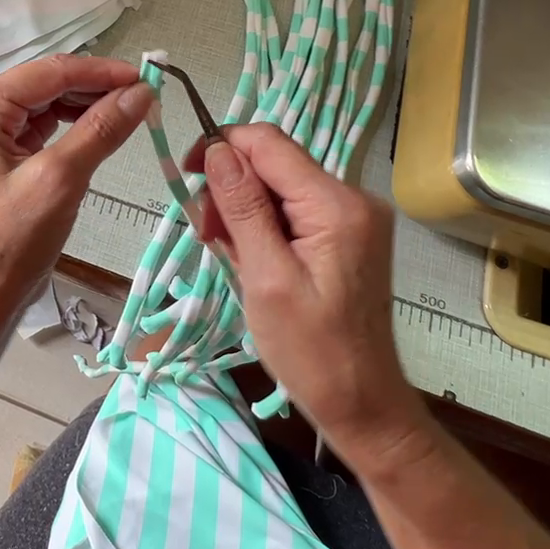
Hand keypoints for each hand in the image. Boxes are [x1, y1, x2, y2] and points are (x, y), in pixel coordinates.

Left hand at [0, 55, 153, 328]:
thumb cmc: (11, 242)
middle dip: (97, 87)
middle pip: (48, 83)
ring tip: (133, 111)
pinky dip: (75, 125)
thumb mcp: (60, 179)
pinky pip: (43, 124)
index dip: (102, 71)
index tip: (149, 76)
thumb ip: (101, 129)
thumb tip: (143, 91)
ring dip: (89, 105)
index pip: (50, 72)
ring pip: (48, 102)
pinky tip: (104, 126)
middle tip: (148, 96)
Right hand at [188, 125, 425, 461]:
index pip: (268, 142)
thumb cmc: (311, 351)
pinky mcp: (345, 234)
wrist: (363, 406)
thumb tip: (218, 150)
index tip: (187, 175)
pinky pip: (291, 209)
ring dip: (242, 209)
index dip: (221, 146)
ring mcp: (352, 216)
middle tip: (207, 235)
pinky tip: (250, 257)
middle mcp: (352, 198)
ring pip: (277, 185)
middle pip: (272, 162)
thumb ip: (243, 208)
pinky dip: (261, 225)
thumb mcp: (266, 277)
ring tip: (228, 253)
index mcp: (336, 205)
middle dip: (230, 187)